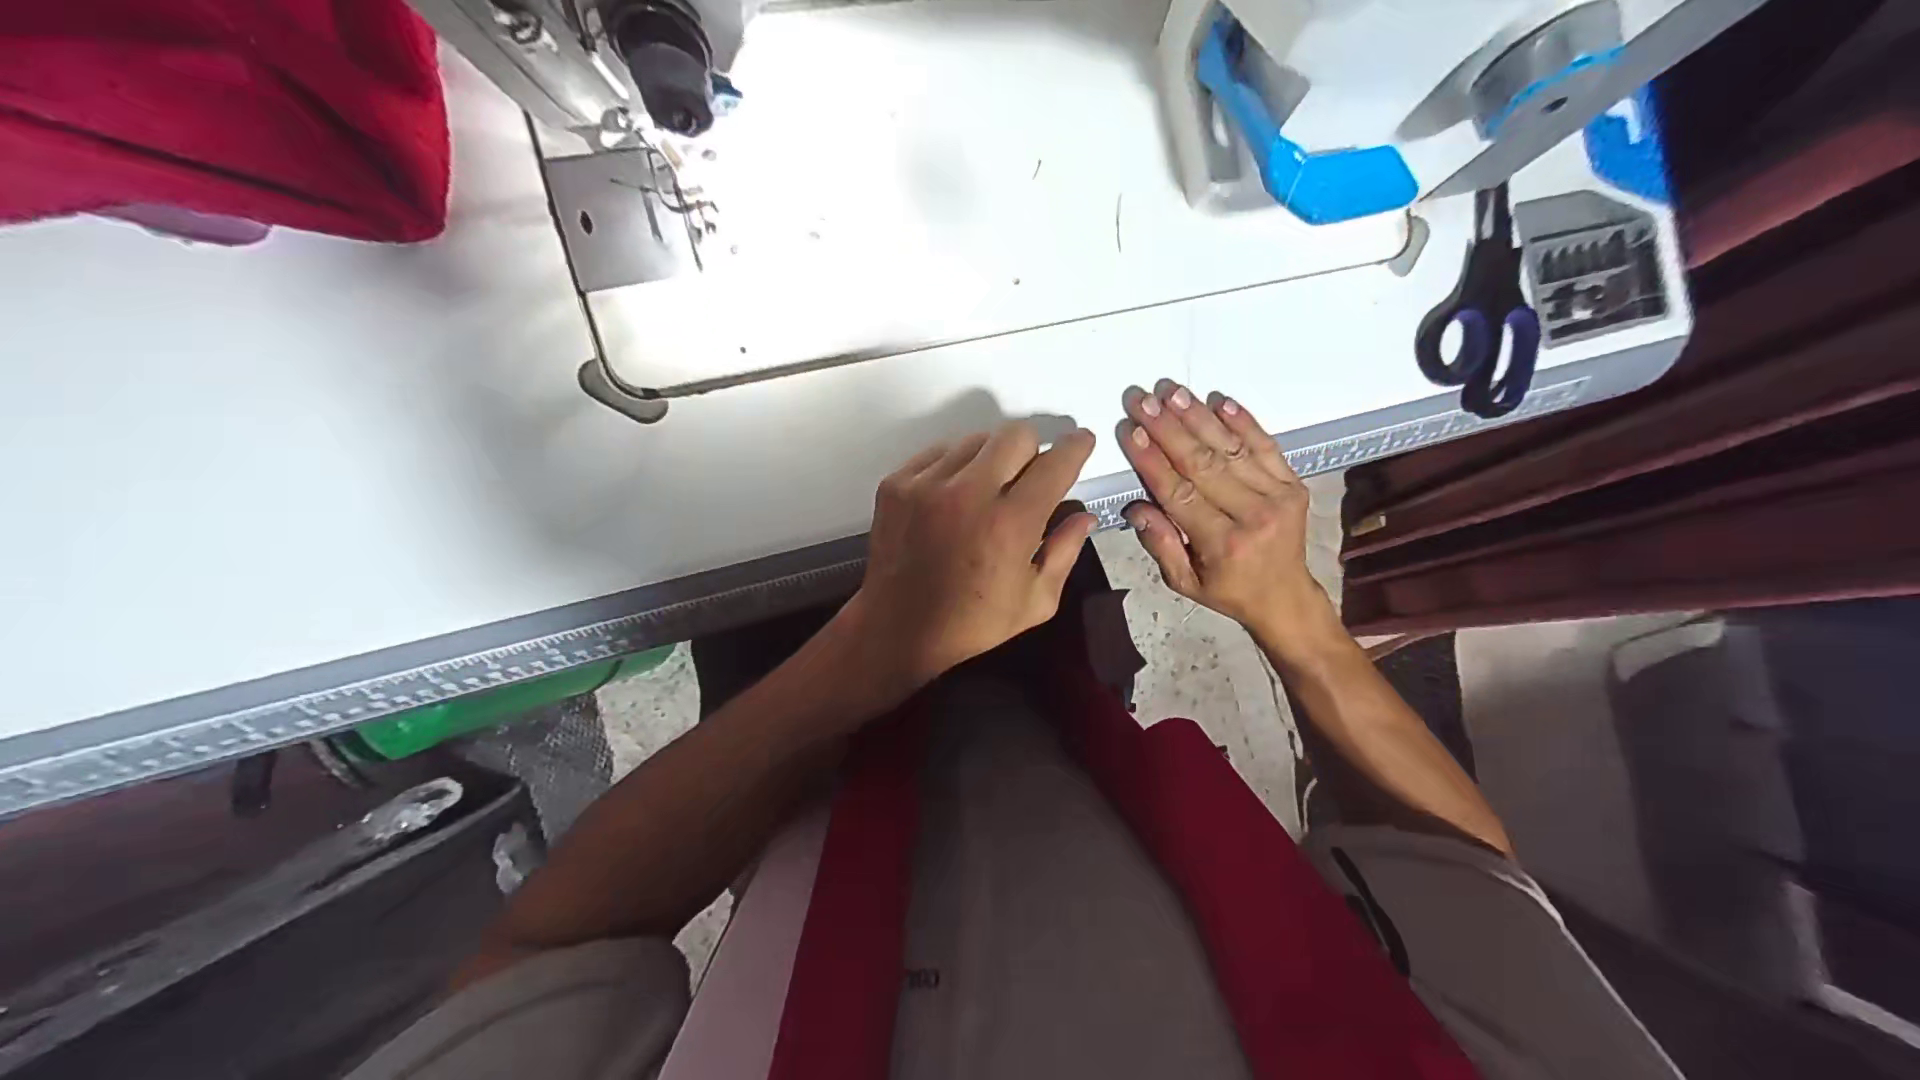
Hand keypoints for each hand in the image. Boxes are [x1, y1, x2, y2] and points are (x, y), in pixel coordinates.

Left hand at [840, 421, 1097, 698]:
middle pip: (1016, 435)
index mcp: (1010, 525)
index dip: (1075, 448)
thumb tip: (1084, 516)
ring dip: (990, 458)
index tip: (1081, 441)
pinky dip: (953, 467)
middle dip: (1031, 451)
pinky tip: (952, 497)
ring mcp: (927, 485)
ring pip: (976, 440)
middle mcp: (968, 494)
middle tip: (1026, 478)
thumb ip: (1064, 552)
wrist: (899, 628)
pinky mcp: (897, 484)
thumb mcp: (1036, 601)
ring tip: (984, 492)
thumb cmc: (972, 622)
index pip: (1055, 464)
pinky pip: (938, 452)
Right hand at [1117, 380, 1338, 662]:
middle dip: (1169, 429)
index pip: (1180, 494)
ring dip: (1199, 417)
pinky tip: (1219, 400)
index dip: (1153, 461)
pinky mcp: (1292, 484)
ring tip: (1173, 392)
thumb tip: (1135, 507)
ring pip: (1231, 449)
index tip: (1131, 431)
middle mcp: (1254, 516)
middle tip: (1144, 401)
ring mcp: (1278, 496)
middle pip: (1204, 464)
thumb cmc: (1226, 589)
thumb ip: (1159, 543)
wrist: (1285, 596)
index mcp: (1223, 544)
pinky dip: (1243, 421)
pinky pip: (1265, 446)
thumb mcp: (1183, 581)